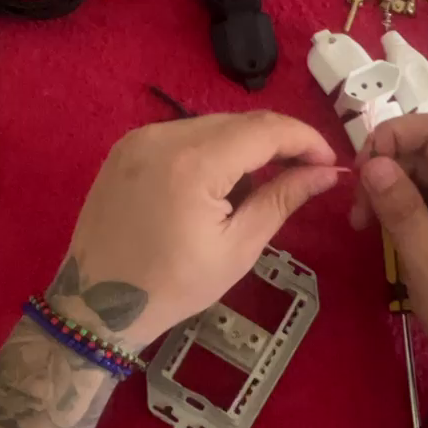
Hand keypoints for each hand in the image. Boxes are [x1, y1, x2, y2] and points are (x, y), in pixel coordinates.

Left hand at [55, 112, 340, 349]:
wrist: (97, 305)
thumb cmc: (173, 286)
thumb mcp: (238, 248)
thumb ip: (283, 200)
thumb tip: (328, 173)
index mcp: (193, 162)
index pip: (265, 129)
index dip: (306, 139)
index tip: (330, 163)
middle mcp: (163, 135)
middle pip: (239, 122)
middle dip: (279, 142)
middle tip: (306, 174)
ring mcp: (139, 137)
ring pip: (212, 125)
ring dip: (246, 146)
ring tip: (263, 184)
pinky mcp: (126, 147)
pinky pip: (183, 134)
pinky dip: (212, 150)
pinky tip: (221, 183)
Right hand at [350, 114, 427, 379]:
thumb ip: (402, 210)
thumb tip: (373, 164)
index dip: (393, 136)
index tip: (361, 171)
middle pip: (426, 150)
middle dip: (385, 169)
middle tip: (358, 213)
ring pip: (422, 173)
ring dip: (388, 191)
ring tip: (365, 227)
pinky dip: (401, 208)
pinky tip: (385, 233)